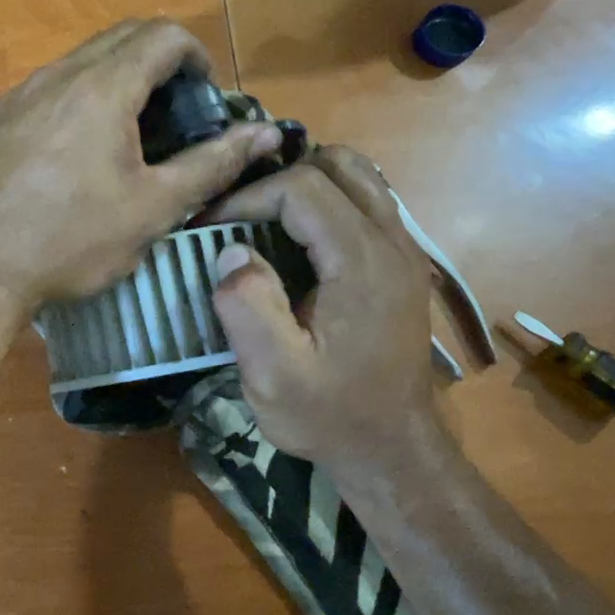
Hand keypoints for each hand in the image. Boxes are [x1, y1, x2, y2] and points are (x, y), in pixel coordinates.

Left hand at [0, 19, 280, 307]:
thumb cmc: (71, 242)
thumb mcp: (153, 209)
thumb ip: (212, 164)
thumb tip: (264, 133)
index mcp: (101, 87)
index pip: (163, 34)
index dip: (196, 56)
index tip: (204, 98)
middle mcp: (55, 76)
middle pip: (120, 38)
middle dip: (158, 62)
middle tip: (174, 114)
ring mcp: (17, 96)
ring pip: (79, 62)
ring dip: (115, 80)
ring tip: (129, 135)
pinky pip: (46, 90)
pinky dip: (76, 100)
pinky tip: (76, 154)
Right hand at [207, 146, 439, 466]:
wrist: (390, 449)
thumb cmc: (328, 415)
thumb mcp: (273, 374)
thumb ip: (247, 307)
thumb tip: (229, 251)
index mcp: (362, 263)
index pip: (302, 187)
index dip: (247, 197)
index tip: (210, 228)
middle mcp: (393, 244)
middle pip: (338, 165)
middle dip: (277, 180)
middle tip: (236, 216)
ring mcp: (405, 252)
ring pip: (360, 177)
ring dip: (306, 185)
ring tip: (261, 219)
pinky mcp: (402, 266)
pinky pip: (367, 203)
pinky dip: (328, 202)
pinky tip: (294, 241)